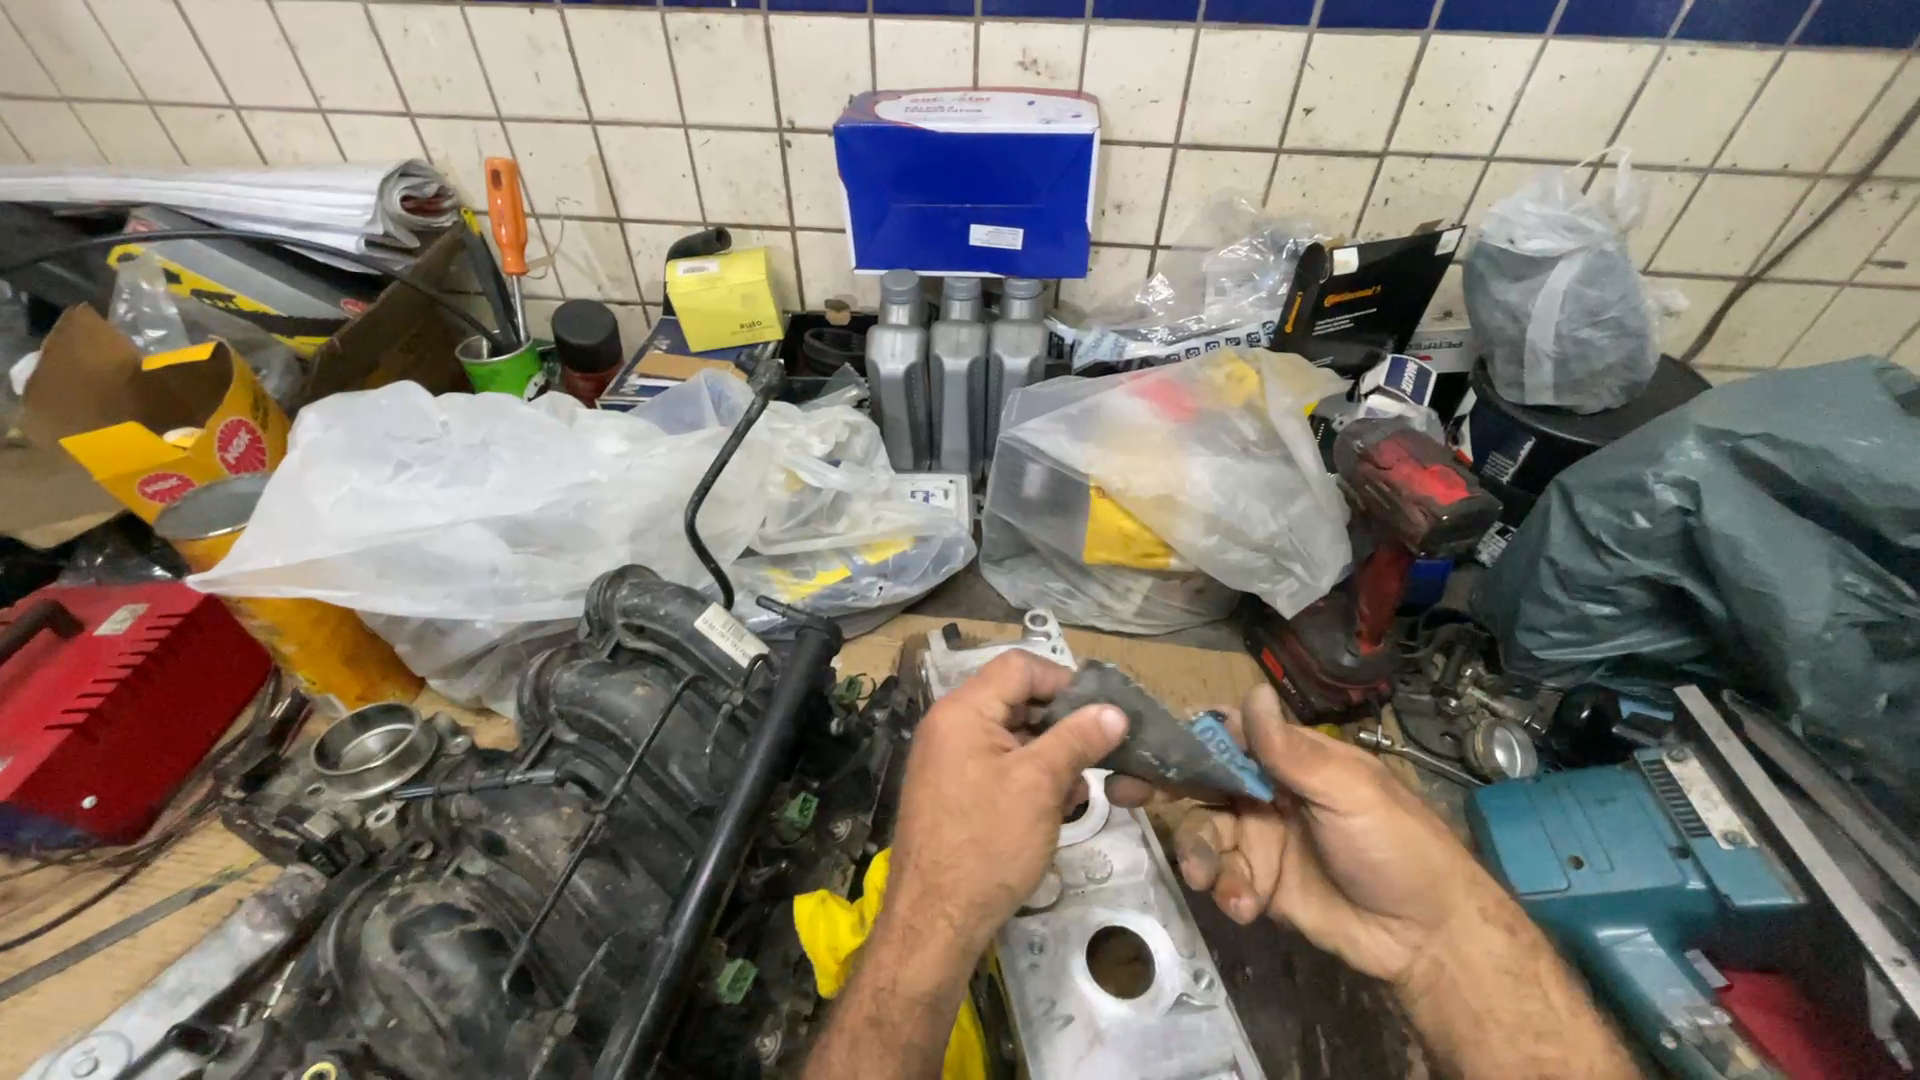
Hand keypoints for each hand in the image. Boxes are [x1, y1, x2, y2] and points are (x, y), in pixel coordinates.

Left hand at [885, 651, 1129, 959]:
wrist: (934, 920)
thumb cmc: (987, 844)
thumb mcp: (1040, 785)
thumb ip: (1077, 739)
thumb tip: (1114, 711)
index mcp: (963, 710)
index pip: (1019, 666)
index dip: (1063, 681)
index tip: (1099, 713)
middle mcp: (950, 725)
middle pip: (1016, 700)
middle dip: (1062, 724)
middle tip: (1100, 753)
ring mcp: (949, 759)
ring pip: (1012, 736)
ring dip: (1050, 755)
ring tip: (1078, 791)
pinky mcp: (954, 790)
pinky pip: (999, 765)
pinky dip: (1030, 778)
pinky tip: (1054, 808)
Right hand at [1175, 684, 1506, 986]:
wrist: (1428, 937)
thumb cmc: (1396, 845)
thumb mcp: (1348, 791)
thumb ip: (1291, 749)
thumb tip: (1251, 691)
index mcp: (1286, 760)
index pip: (1224, 734)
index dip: (1184, 734)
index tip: (1142, 738)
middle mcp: (1263, 792)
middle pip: (1198, 781)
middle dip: (1159, 787)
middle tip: (1120, 794)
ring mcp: (1258, 839)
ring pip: (1203, 832)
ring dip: (1196, 852)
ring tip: (1206, 877)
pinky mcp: (1258, 884)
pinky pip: (1223, 878)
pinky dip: (1225, 889)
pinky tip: (1244, 904)